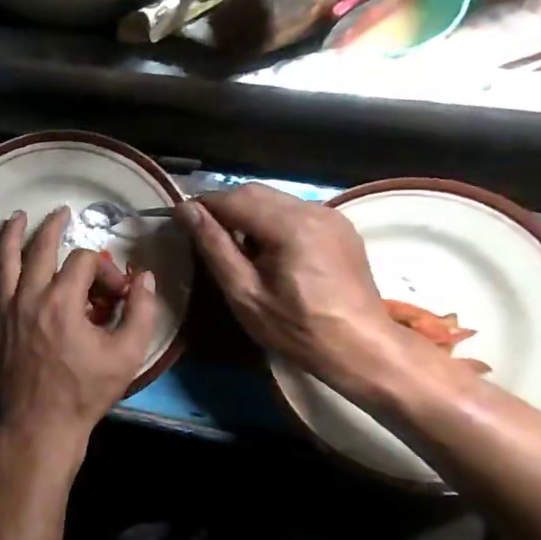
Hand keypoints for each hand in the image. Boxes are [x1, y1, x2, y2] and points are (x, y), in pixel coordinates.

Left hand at [0, 208, 159, 482]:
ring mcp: (4, 309)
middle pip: (38, 249)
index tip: (116, 292)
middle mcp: (28, 297)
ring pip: (2, 261)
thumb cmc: (84, 392)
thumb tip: (144, 279)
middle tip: (59, 213)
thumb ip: (141, 313)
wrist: (40, 424)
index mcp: (62, 301)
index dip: (104, 270)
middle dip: (52, 227)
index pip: (83, 263)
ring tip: (14, 216)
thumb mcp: (126, 355)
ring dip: (9, 235)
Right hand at [175, 186, 411, 393]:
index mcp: (289, 225)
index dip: (201, 206)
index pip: (232, 198)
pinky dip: (271, 221)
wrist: (360, 347)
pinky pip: (294, 211)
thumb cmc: (296, 328)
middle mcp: (313, 209)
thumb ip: (214, 246)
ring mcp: (331, 215)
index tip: (180, 222)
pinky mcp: (339, 227)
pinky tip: (266, 251)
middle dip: (224, 208)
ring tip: (235, 248)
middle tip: (204, 237)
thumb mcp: (244, 292)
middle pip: (254, 192)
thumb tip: (184, 210)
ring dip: (247, 214)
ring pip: (274, 199)